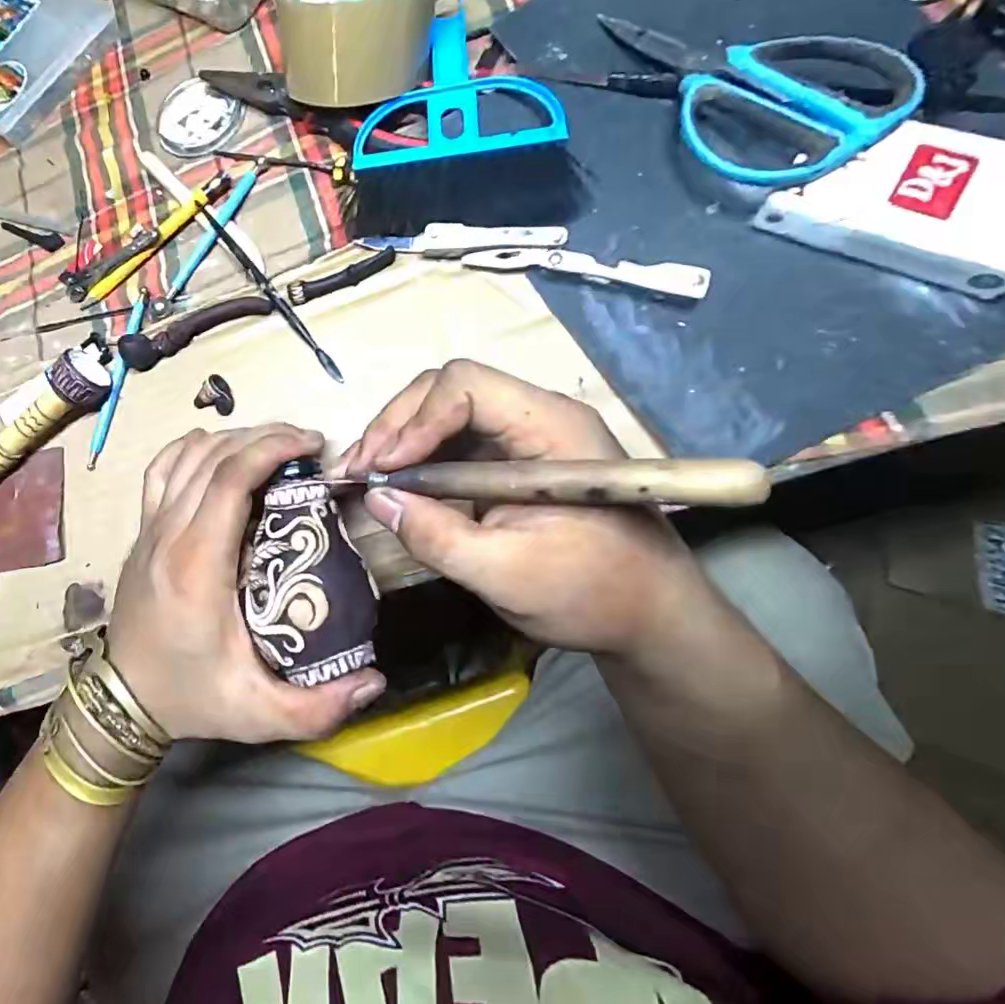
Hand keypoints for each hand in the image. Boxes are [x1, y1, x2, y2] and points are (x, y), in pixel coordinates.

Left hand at [107, 425, 386, 742]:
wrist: (123, 698)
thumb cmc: (191, 697)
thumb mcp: (258, 715)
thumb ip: (320, 708)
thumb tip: (375, 680)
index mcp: (197, 568)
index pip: (230, 480)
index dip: (271, 448)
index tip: (312, 445)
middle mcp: (169, 536)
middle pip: (212, 458)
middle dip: (263, 437)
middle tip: (306, 443)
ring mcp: (149, 530)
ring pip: (185, 456)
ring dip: (231, 439)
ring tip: (272, 445)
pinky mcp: (142, 532)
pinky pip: (159, 471)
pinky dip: (188, 448)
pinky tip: (216, 450)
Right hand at [331, 360, 713, 655]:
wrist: (647, 617)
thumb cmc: (592, 595)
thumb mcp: (505, 575)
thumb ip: (436, 536)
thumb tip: (375, 498)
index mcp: (552, 430)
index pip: (467, 386)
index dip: (417, 420)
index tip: (383, 468)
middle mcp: (534, 418)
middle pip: (446, 390)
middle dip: (394, 426)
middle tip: (356, 469)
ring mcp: (519, 438)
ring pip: (439, 412)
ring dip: (394, 440)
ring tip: (359, 475)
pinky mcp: (504, 462)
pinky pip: (448, 443)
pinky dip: (410, 460)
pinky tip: (385, 482)